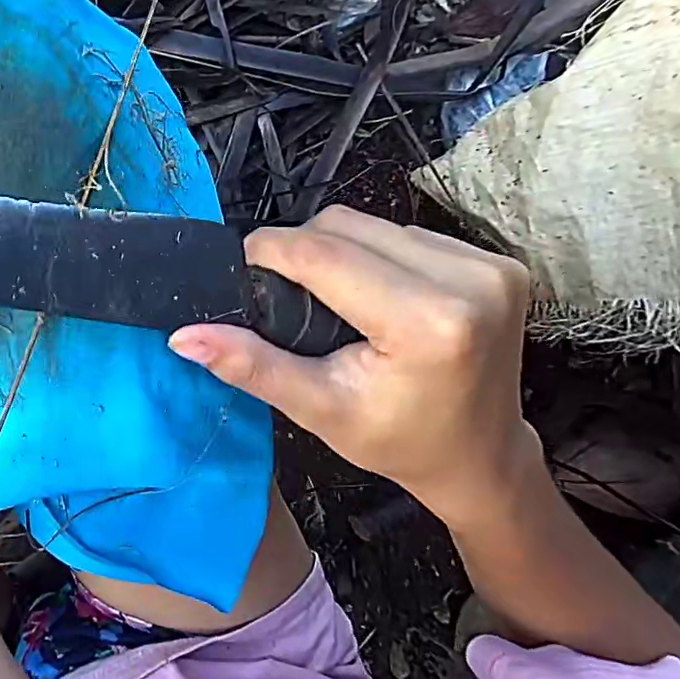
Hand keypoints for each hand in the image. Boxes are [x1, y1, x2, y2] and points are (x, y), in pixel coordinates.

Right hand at [169, 207, 541, 530]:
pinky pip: (405, 232)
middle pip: (348, 227)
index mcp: (427, 323)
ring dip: (335, 246)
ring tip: (325, 292)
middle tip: (281, 288)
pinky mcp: (495, 259)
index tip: (241, 263)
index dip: (270, 250)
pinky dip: (371, 250)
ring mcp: (488, 265)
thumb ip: (252, 366)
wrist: (479, 455)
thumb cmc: (398, 441)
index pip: (324, 255)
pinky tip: (367, 287)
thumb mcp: (318, 409)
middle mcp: (469, 281)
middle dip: (300, 247)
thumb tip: (184, 336)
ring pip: (375, 223)